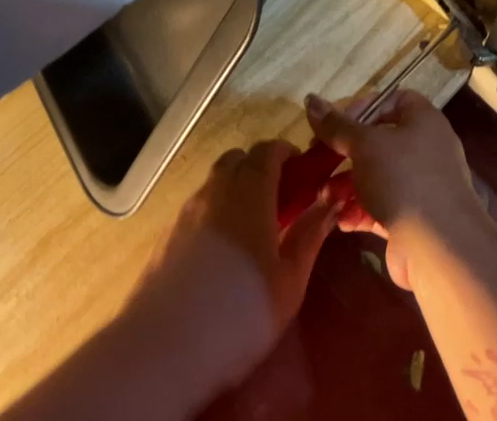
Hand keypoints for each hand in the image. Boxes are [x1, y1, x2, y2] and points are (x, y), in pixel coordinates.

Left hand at [125, 141, 340, 385]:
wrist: (165, 345)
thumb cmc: (241, 312)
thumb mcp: (290, 278)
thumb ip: (311, 233)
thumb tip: (332, 202)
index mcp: (250, 192)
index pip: (267, 150)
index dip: (285, 151)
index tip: (301, 168)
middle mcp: (215, 191)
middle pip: (237, 159)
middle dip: (259, 166)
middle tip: (279, 197)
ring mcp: (186, 212)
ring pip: (214, 182)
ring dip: (235, 189)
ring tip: (252, 226)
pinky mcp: (166, 235)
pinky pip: (197, 207)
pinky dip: (214, 212)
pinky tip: (222, 250)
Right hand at [304, 90, 483, 289]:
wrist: (438, 245)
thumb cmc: (402, 178)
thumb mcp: (364, 144)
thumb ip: (336, 125)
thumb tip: (311, 100)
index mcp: (423, 121)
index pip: (393, 100)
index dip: (363, 106)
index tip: (336, 123)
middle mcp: (427, 149)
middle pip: (381, 141)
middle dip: (347, 153)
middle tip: (320, 159)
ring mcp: (422, 186)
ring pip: (378, 177)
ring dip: (348, 186)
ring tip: (324, 196)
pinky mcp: (414, 218)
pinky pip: (382, 206)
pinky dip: (360, 211)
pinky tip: (341, 220)